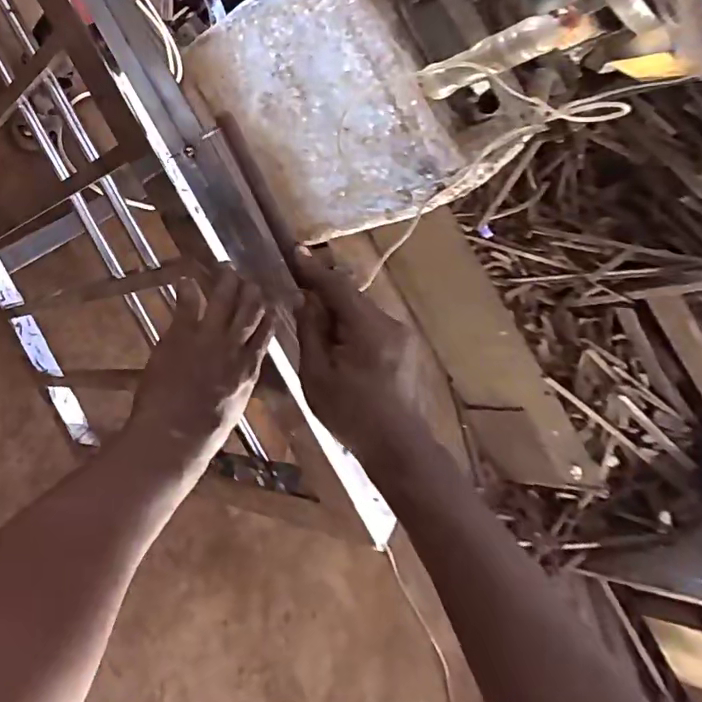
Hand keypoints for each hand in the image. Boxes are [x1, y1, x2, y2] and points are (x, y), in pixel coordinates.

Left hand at [124, 266, 270, 465]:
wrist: (174, 436)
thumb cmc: (203, 434)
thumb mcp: (232, 408)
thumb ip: (238, 385)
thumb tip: (241, 376)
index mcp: (248, 371)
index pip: (264, 336)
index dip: (267, 316)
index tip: (269, 303)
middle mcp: (233, 350)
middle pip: (249, 313)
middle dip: (251, 292)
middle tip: (250, 279)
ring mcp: (208, 339)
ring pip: (224, 302)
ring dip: (226, 283)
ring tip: (227, 268)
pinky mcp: (181, 335)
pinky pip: (187, 305)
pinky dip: (187, 290)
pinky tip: (186, 280)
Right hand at [291, 252, 423, 465]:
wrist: (400, 450)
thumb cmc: (352, 415)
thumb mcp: (317, 376)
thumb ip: (310, 332)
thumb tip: (305, 300)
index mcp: (368, 328)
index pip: (337, 285)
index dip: (314, 269)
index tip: (295, 252)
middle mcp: (390, 324)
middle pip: (351, 297)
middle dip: (325, 296)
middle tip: (299, 302)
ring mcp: (403, 337)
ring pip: (362, 313)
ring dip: (340, 315)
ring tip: (320, 337)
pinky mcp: (407, 350)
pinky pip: (373, 327)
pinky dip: (354, 329)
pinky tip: (342, 352)